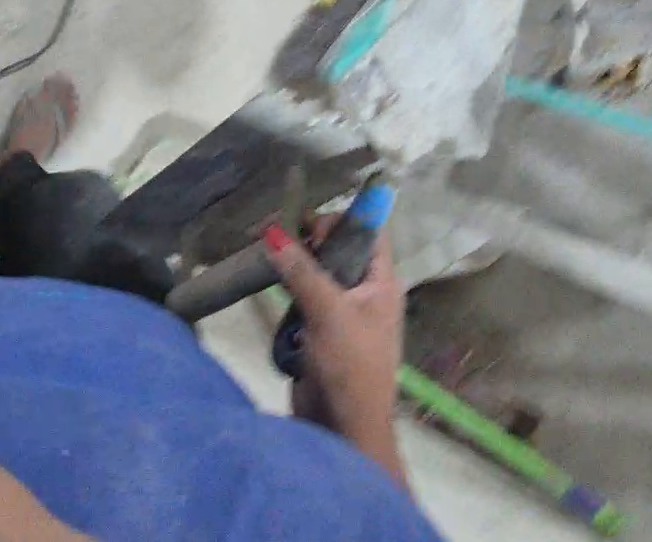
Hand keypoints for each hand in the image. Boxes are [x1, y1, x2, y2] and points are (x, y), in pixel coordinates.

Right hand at [264, 224, 407, 483]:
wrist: (343, 432)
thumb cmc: (349, 366)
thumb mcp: (327, 311)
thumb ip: (301, 270)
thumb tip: (272, 231)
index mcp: (382, 283)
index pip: (369, 232)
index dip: (342, 220)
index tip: (309, 226)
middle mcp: (366, 292)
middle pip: (340, 249)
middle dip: (310, 240)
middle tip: (280, 240)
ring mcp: (344, 311)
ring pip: (319, 272)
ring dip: (296, 265)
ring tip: (269, 257)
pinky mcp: (321, 330)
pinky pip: (306, 296)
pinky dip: (290, 288)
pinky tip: (271, 281)